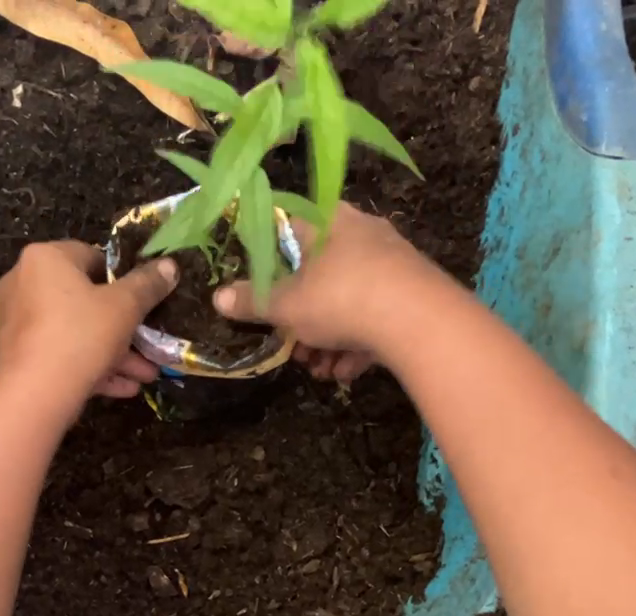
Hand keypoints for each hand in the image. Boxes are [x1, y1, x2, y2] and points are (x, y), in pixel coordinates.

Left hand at [0, 240, 177, 414]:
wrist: (34, 395)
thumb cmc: (81, 336)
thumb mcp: (125, 307)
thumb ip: (148, 285)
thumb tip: (170, 265)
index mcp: (46, 259)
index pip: (91, 256)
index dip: (122, 279)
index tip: (142, 302)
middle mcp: (24, 283)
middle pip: (85, 301)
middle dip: (124, 328)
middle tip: (150, 345)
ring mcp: (18, 322)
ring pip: (75, 334)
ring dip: (114, 354)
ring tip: (145, 375)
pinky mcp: (18, 357)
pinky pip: (61, 355)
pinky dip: (90, 368)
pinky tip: (123, 388)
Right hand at [213, 203, 455, 380]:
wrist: (418, 321)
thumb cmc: (340, 298)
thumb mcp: (285, 305)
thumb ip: (251, 303)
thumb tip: (217, 298)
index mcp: (328, 222)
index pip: (289, 227)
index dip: (269, 259)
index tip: (261, 291)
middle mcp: (361, 234)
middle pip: (317, 275)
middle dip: (300, 319)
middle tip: (290, 347)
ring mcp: (390, 265)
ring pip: (346, 303)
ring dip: (326, 341)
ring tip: (318, 370)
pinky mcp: (411, 296)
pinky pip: (373, 318)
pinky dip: (355, 346)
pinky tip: (344, 373)